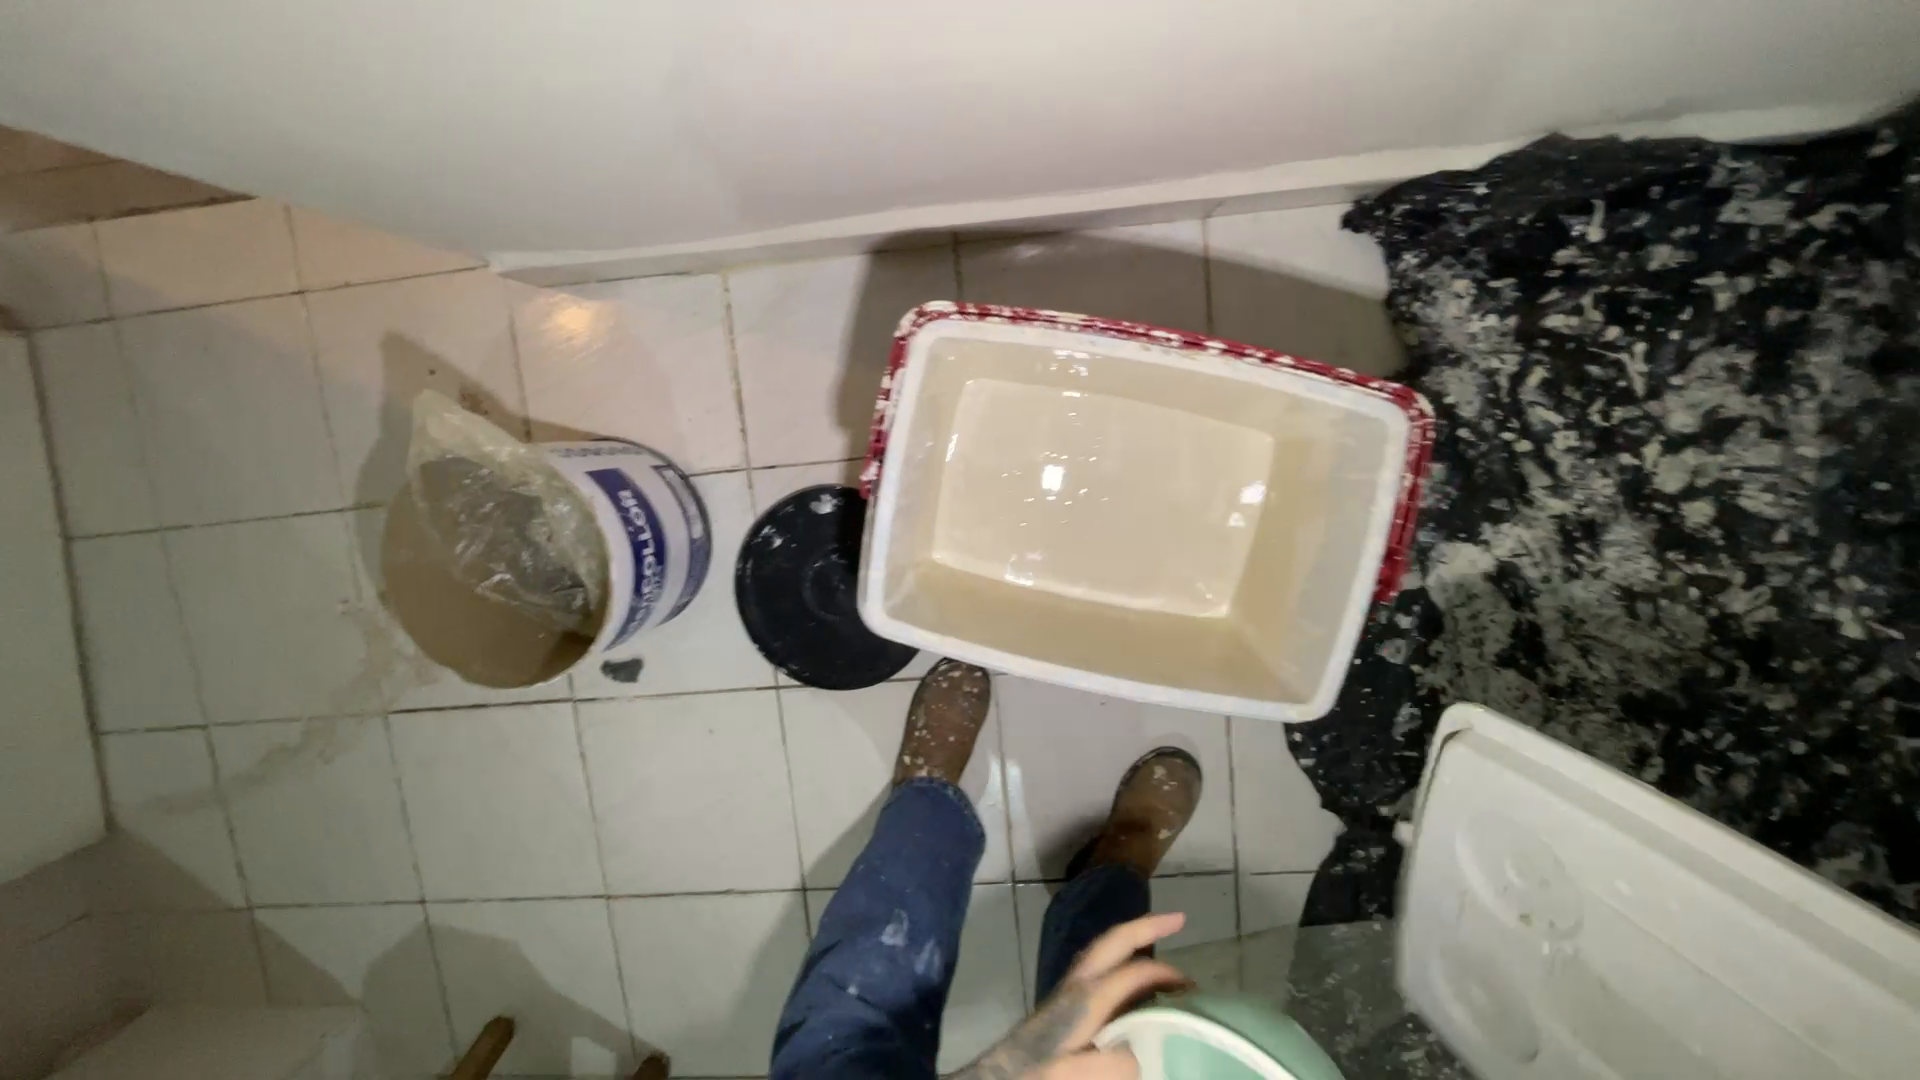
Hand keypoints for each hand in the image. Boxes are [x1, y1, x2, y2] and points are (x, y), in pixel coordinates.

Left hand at [950, 913, 1188, 1078]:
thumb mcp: (1073, 1074)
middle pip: (1112, 943)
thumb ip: (1112, 1064)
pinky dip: (1121, 966)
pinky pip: (1097, 970)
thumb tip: (1145, 1052)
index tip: (1195, 989)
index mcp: (1084, 998)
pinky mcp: (1063, 1005)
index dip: (1165, 974)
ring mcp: (1068, 991)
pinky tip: (1134, 988)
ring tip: (1162, 951)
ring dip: (1132, 945)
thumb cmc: (1036, 1075)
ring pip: (1103, 954)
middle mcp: (1076, 984)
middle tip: (1179, 918)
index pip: (1132, 972)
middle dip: (1145, 927)